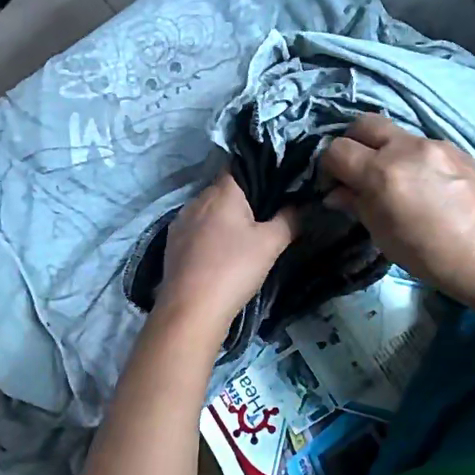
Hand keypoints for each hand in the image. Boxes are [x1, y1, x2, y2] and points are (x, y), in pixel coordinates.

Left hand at [158, 172, 296, 327]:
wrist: (191, 307)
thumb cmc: (234, 268)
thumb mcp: (271, 244)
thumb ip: (290, 219)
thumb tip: (303, 204)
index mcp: (221, 192)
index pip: (238, 167)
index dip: (257, 171)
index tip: (275, 184)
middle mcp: (196, 200)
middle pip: (222, 189)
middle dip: (242, 198)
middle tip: (265, 213)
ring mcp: (180, 222)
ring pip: (207, 210)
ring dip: (223, 218)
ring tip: (243, 235)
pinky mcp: (172, 244)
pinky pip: (195, 229)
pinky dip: (208, 234)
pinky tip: (219, 251)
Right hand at [321, 114, 474, 304]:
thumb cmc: (434, 257)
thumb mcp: (384, 237)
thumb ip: (358, 206)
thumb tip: (337, 193)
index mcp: (382, 172)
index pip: (337, 149)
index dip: (328, 167)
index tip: (334, 187)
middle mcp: (406, 148)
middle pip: (363, 124)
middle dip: (351, 143)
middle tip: (354, 172)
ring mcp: (435, 144)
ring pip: (393, 132)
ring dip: (381, 150)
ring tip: (388, 180)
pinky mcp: (456, 148)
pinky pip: (419, 143)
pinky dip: (407, 156)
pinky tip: (418, 183)